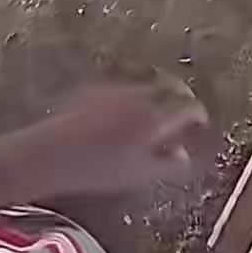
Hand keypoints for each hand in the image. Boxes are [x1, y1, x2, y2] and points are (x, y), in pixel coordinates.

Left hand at [0, 79, 211, 204]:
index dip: (197, 114)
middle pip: (170, 85)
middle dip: (181, 96)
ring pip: (148, 78)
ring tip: (160, 105)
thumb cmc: (99, 169)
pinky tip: (130, 104)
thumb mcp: (141, 174)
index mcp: (155, 116)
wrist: (52, 153)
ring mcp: (115, 86)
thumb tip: (185, 153)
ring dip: (159, 88)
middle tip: (185, 110)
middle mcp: (138, 95)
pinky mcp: (94, 86)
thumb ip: (169, 163)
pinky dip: (136, 87)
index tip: (199, 123)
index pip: (188, 106)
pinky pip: (124, 80)